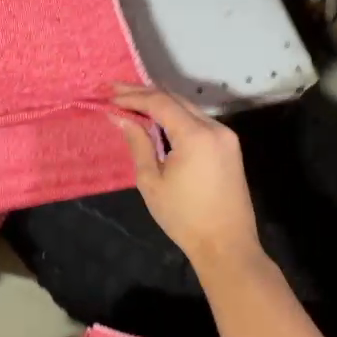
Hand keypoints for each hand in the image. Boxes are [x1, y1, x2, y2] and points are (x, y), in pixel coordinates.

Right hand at [108, 83, 262, 270]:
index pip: (159, 102)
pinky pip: (197, 121)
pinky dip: (175, 116)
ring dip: (160, 103)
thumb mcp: (151, 180)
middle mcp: (215, 128)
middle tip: (114, 91)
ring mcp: (226, 136)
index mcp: (195, 136)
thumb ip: (137, 142)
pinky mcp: (228, 147)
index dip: (132, 96)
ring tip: (130, 101)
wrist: (226, 245)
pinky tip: (155, 119)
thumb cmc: (183, 216)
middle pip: (175, 99)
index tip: (108, 95)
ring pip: (187, 107)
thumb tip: (120, 116)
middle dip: (144, 93)